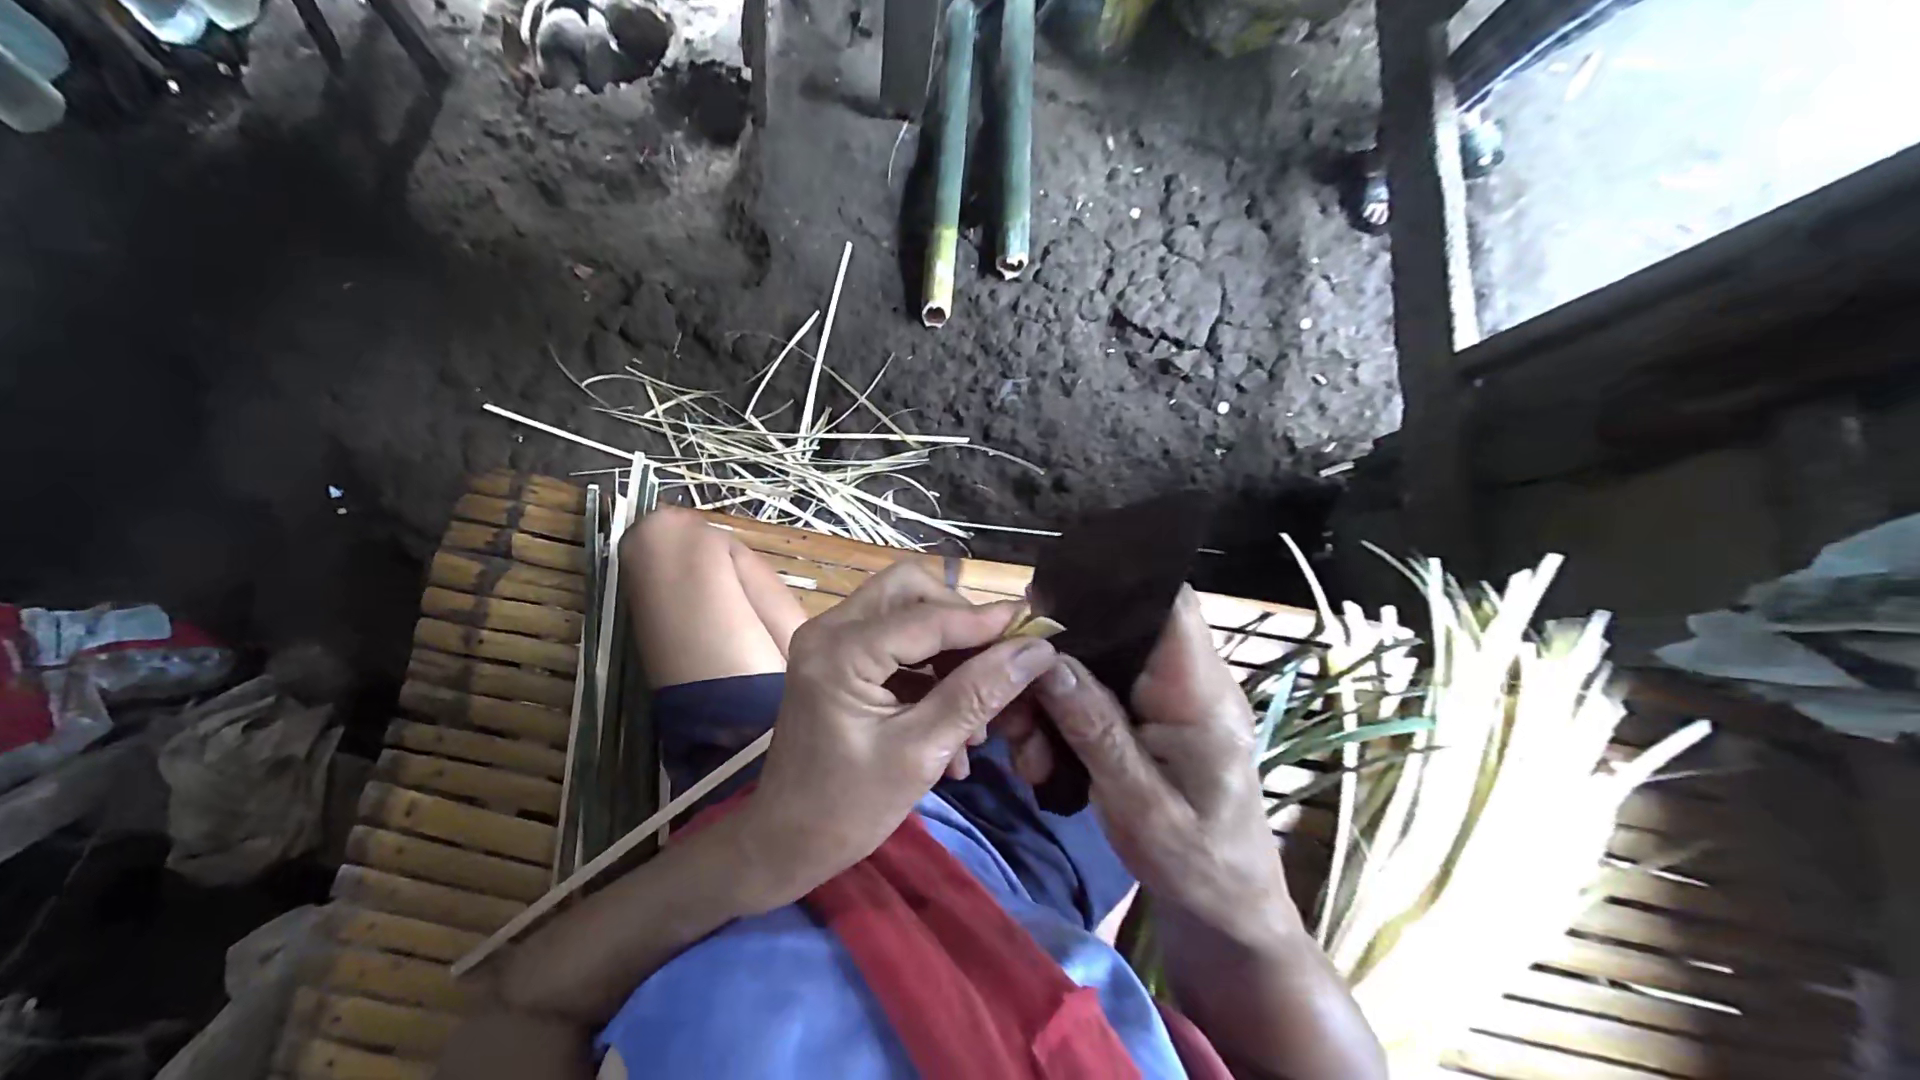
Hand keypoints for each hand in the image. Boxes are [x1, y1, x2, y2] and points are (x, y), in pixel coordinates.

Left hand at [740, 562, 1057, 906]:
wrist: (786, 842)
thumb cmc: (848, 808)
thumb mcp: (922, 752)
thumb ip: (978, 694)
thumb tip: (1037, 651)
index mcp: (841, 651)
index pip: (928, 617)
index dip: (987, 621)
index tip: (1038, 629)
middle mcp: (830, 629)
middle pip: (911, 590)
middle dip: (960, 620)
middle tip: (996, 659)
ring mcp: (831, 641)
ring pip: (905, 611)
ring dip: (948, 648)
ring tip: (979, 709)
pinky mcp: (839, 658)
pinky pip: (895, 640)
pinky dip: (929, 668)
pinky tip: (955, 720)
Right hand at [1024, 587, 1301, 947]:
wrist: (1225, 913)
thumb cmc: (1195, 864)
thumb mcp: (1136, 803)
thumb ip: (1094, 728)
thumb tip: (1048, 661)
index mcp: (1199, 693)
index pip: (1169, 603)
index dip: (1112, 588)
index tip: (1046, 610)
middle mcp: (1186, 682)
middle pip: (1115, 634)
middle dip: (1057, 661)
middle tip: (1015, 709)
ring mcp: (1167, 700)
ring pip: (1096, 666)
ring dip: (1051, 698)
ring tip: (1026, 752)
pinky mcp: (1150, 719)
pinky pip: (1098, 696)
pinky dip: (1063, 718)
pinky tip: (1042, 759)